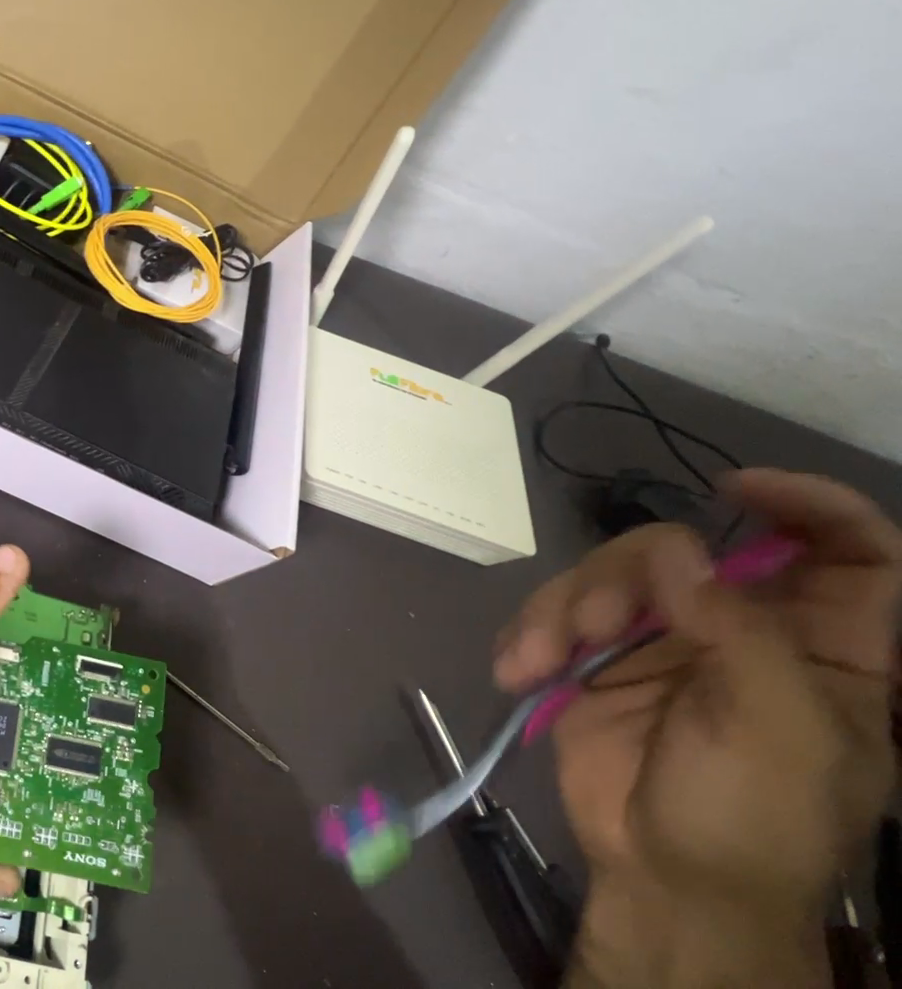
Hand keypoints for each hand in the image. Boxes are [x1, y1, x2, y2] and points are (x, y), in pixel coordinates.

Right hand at [494, 470, 898, 986]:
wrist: (664, 877)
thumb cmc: (754, 816)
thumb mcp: (778, 732)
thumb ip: (740, 636)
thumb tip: (679, 555)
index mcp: (820, 649)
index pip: (847, 552)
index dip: (809, 507)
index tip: (732, 488)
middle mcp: (737, 629)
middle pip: (680, 553)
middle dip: (623, 578)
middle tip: (592, 627)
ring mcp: (657, 642)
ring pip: (603, 578)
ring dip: (558, 612)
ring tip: (535, 662)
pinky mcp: (591, 660)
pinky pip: (549, 616)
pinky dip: (526, 637)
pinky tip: (518, 672)